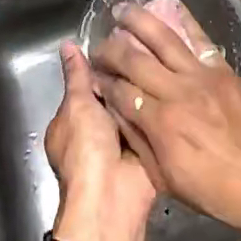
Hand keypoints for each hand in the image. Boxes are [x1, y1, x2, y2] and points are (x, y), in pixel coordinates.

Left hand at [44, 41, 157, 240]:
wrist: (112, 198)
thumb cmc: (85, 150)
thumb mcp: (77, 105)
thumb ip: (77, 75)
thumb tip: (67, 45)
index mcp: (71, 122)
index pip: (86, 86)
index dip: (101, 67)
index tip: (121, 42)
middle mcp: (95, 132)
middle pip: (112, 96)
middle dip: (126, 79)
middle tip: (148, 49)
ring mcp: (120, 143)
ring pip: (133, 108)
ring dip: (144, 93)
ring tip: (164, 61)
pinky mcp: (144, 150)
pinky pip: (151, 123)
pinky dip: (159, 110)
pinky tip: (173, 87)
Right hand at [91, 0, 240, 240]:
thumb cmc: (215, 191)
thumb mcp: (166, 179)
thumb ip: (138, 140)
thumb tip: (116, 111)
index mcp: (161, 123)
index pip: (120, 92)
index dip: (102, 82)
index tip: (91, 75)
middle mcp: (177, 92)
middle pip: (134, 59)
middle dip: (110, 50)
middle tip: (99, 46)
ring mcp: (201, 76)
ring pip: (163, 38)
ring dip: (138, 20)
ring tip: (122, 9)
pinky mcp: (222, 70)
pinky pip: (199, 39)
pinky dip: (184, 19)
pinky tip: (170, 5)